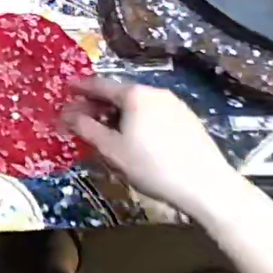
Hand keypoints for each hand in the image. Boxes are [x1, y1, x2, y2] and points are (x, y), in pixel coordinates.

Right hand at [63, 77, 244, 217]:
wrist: (208, 187)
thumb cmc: (153, 166)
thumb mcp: (111, 149)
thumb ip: (86, 128)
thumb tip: (66, 114)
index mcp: (134, 95)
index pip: (99, 84)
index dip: (79, 88)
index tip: (65, 90)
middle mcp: (154, 93)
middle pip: (118, 93)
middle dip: (96, 104)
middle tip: (79, 117)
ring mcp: (174, 105)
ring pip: (136, 104)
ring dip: (116, 113)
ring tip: (104, 130)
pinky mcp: (187, 120)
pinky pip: (152, 113)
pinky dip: (136, 120)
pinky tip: (132, 137)